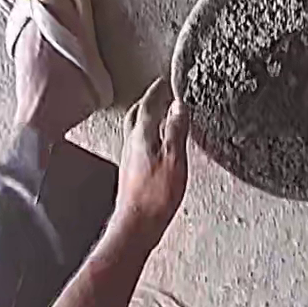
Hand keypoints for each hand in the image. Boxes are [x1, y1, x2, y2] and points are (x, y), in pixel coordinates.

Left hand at [113, 78, 189, 246]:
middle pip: (137, 114)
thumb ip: (176, 130)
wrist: (137, 225)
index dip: (157, 91)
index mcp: (142, 136)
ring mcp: (129, 157)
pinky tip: (155, 142)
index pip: (149, 105)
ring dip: (146, 116)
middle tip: (158, 93)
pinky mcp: (131, 170)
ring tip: (158, 113)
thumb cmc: (156, 195)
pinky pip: (138, 141)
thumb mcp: (175, 159)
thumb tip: (178, 106)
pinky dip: (147, 133)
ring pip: (135, 127)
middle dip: (148, 100)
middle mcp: (131, 143)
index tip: (163, 81)